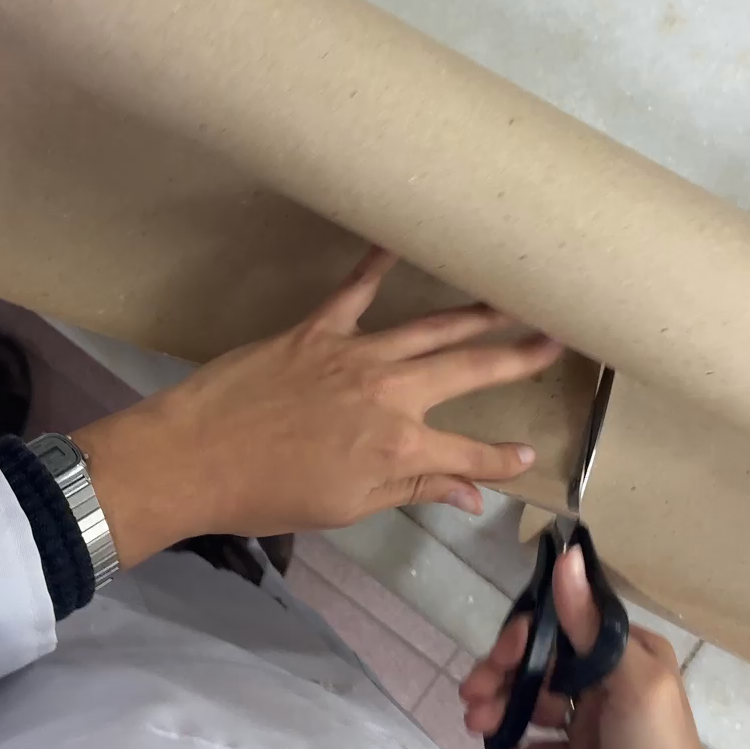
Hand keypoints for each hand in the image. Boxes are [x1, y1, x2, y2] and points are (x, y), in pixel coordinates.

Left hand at [72, 248, 564, 566]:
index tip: (530, 454)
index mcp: (400, 449)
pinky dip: (376, 264)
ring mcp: (356, 354)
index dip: (502, 458)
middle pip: (468, 371)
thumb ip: (413, 493)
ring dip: (474, 314)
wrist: (194, 458)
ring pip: (429, 328)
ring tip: (509, 299)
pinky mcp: (318, 329)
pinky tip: (399, 240)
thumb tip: (471, 497)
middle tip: (555, 339)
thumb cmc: (269, 495)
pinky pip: (355, 291)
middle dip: (517, 357)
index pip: (469, 454)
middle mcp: (391, 394)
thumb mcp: (347, 508)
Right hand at [461, 547, 717, 748]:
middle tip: (470, 694)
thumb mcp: (631, 684)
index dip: (524, 636)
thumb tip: (569, 554)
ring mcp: (587, 727)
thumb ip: (590, 623)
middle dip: (500, 675)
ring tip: (476, 728)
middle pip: (538, 664)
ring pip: (529, 704)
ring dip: (497, 712)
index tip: (500, 654)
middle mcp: (604, 684)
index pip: (562, 628)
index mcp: (625, 656)